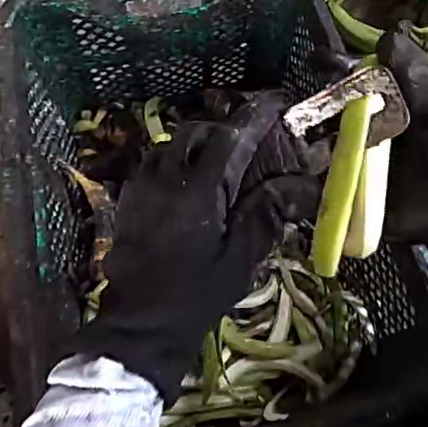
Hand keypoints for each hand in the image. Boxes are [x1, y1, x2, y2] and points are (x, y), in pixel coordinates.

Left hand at [77, 95, 318, 400]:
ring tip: (221, 160)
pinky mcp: (129, 199)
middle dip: (227, 128)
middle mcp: (167, 181)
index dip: (255, 115)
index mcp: (199, 194)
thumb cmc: (196, 295)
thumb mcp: (240, 259)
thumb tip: (298, 182)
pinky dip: (177, 159)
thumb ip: (265, 213)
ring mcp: (142, 188)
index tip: (277, 101)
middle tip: (250, 140)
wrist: (140, 325)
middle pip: (199, 132)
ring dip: (200, 144)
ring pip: (173, 143)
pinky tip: (189, 180)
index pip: (231, 138)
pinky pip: (154, 162)